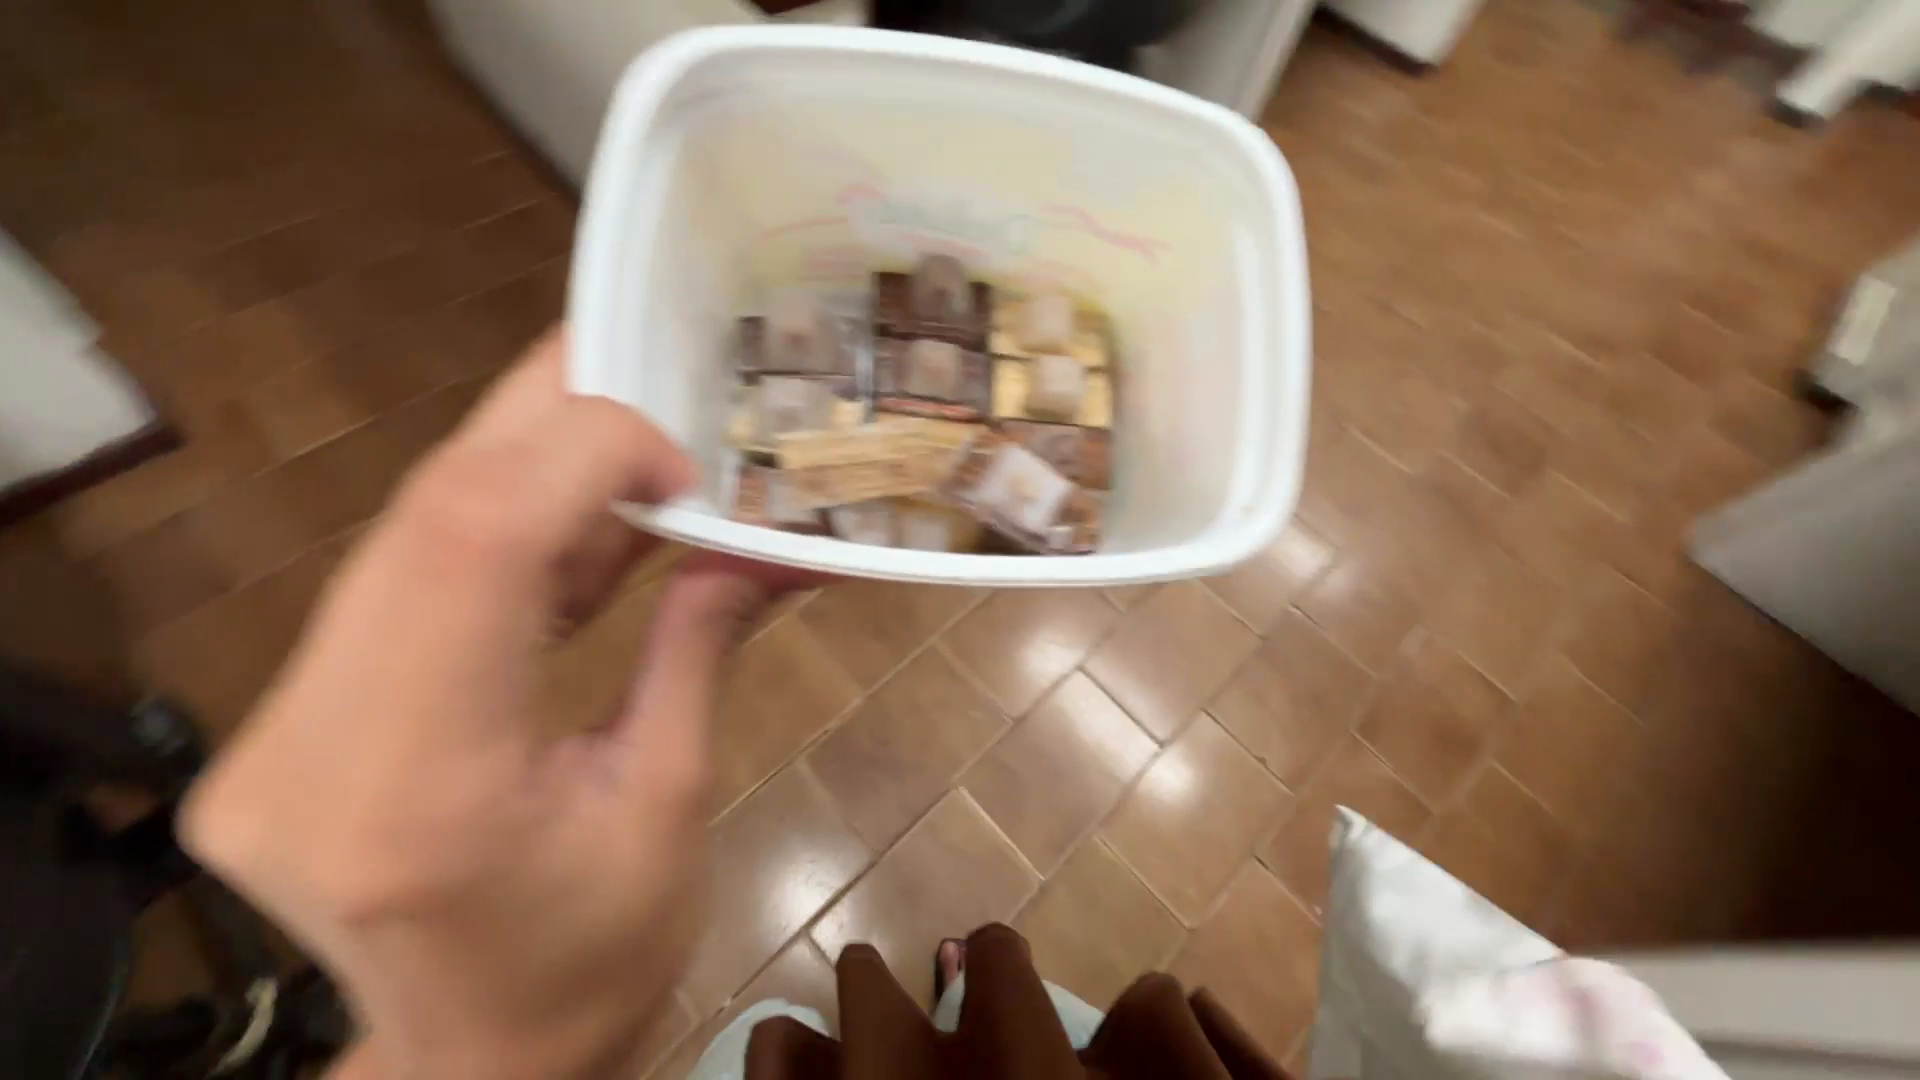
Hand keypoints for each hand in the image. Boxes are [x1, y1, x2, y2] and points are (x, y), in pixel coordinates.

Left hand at [180, 330, 804, 1079]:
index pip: (472, 543)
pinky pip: (413, 573)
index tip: (683, 460)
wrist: (474, 1060)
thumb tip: (765, 542)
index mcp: (426, 781)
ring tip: (628, 432)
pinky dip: (506, 523)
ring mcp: (289, 720)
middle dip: (546, 422)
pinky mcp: (306, 710)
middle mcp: (320, 735)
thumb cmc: (596, 963)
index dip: (580, 454)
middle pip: (425, 512)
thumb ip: (698, 649)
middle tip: (647, 370)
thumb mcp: (671, 805)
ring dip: (529, 464)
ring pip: (411, 529)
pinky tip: (580, 511)